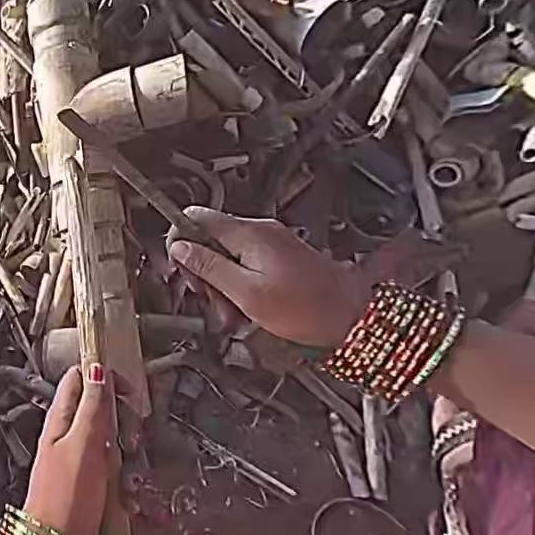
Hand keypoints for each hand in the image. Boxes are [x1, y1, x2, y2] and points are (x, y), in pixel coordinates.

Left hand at [22, 364, 114, 534]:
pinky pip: (120, 476)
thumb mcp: (83, 445)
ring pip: (117, 445)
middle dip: (124, 424)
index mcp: (61, 420)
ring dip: (130, 461)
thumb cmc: (65, 498)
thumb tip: (96, 367)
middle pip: (105, 412)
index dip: (104, 378)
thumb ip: (93, 406)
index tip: (128, 392)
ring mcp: (84, 463)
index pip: (80, 379)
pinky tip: (127, 501)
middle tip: (129, 441)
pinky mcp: (96, 488)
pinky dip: (128, 487)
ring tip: (126, 481)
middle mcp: (71, 437)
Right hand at [168, 207, 369, 347]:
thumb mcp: (246, 293)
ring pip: (225, 254)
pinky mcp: (278, 255)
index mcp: (248, 234)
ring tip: (233, 311)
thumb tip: (179, 248)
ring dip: (221, 283)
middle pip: (208, 239)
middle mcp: (259, 230)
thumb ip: (208, 267)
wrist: (354, 317)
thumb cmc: (307, 309)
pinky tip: (247, 306)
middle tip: (212, 299)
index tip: (181, 267)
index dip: (180, 241)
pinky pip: (244, 262)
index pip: (194, 217)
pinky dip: (238, 284)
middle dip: (203, 271)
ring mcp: (270, 241)